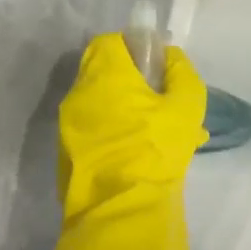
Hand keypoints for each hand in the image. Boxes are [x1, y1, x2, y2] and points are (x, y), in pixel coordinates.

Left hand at [57, 34, 207, 218]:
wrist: (121, 207)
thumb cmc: (157, 146)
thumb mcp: (187, 103)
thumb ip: (180, 71)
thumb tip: (170, 58)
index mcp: (105, 74)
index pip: (109, 42)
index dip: (132, 47)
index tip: (153, 65)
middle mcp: (78, 93)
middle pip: (100, 71)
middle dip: (127, 78)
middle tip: (156, 98)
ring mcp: (66, 125)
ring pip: (95, 102)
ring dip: (118, 107)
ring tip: (150, 130)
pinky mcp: (64, 153)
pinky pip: (89, 129)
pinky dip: (108, 130)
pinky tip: (134, 151)